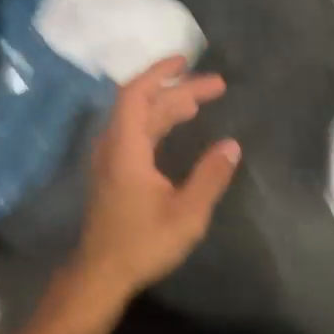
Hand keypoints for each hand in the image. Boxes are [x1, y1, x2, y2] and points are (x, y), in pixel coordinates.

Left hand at [75, 56, 240, 301]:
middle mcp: (113, 146)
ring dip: (168, 106)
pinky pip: (135, 133)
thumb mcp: (186, 214)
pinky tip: (176, 128)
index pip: (137, 93)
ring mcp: (110, 160)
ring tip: (201, 102)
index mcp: (126, 147)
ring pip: (139, 120)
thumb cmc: (142, 243)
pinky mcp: (112, 174)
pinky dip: (158, 123)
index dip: (160, 71)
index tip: (186, 60)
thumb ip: (210, 177)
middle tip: (217, 86)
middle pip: (143, 104)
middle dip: (179, 90)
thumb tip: (232, 145)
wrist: (101, 274)